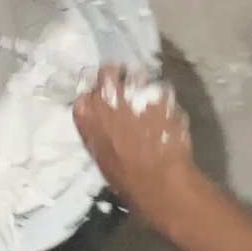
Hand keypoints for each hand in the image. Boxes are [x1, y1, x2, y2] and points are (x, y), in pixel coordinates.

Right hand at [73, 65, 198, 222]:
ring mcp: (133, 92)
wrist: (156, 179)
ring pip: (135, 73)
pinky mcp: (160, 94)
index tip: (104, 99)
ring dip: (140, 83)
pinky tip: (166, 110)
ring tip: (147, 97)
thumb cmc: (123, 176)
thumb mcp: (98, 153)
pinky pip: (160, 87)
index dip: (97, 93)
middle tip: (126, 87)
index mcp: (86, 114)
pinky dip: (162, 96)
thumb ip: (96, 129)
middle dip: (116, 75)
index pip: (85, 91)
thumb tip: (102, 121)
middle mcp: (106, 97)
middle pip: (108, 71)